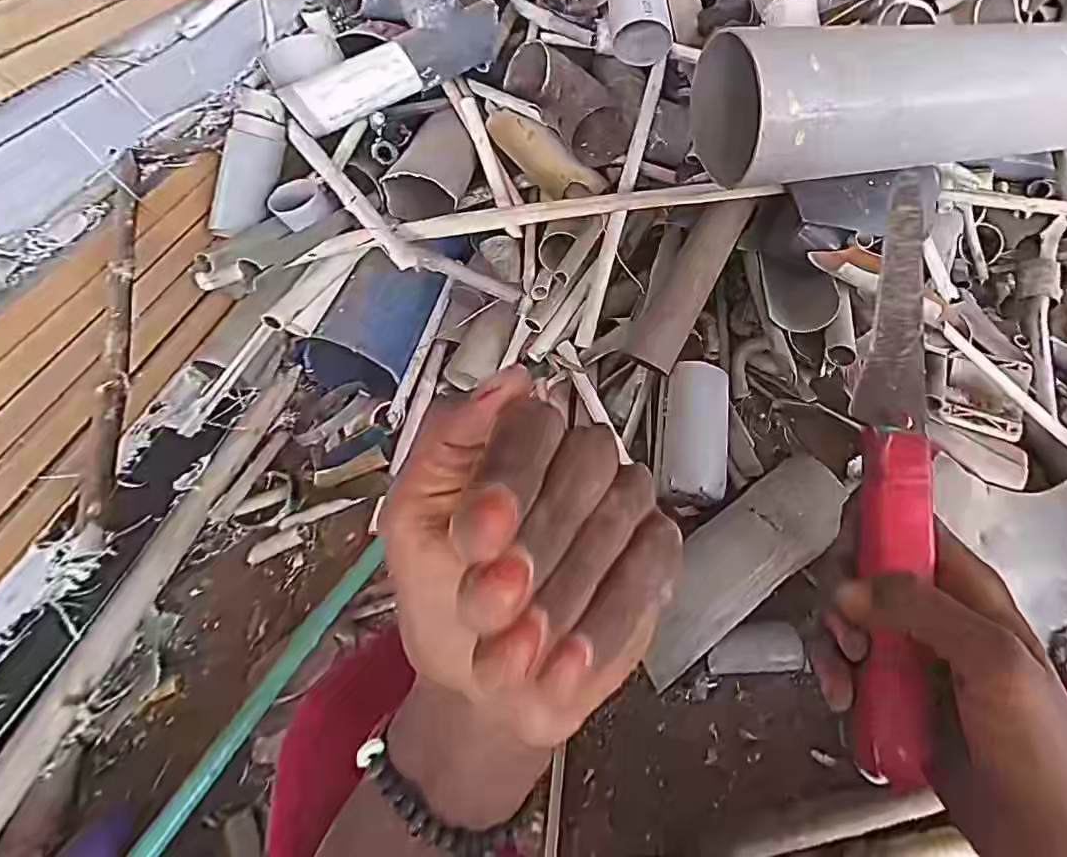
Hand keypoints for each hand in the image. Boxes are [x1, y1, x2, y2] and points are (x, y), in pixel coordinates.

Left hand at [382, 366, 682, 748]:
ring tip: (513, 652)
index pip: (533, 423)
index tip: (476, 537)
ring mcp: (624, 503)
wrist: (477, 681)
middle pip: (585, 462)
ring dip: (563, 591)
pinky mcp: (655, 554)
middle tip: (488, 602)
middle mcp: (578, 459)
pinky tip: (563, 663)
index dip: (509, 476)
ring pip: (616, 518)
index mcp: (519, 439)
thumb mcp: (411, 518)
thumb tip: (503, 384)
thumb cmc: (444, 588)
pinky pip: (648, 570)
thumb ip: (444, 444)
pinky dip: (604, 622)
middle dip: (535, 541)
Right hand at [829, 524, 1066, 856]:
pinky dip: (834, 677)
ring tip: (848, 678)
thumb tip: (851, 588)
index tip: (847, 551)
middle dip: (841, 593)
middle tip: (850, 631)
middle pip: (860, 567)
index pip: (906, 524)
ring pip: (844, 615)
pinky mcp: (891, 694)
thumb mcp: (997, 663)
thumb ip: (925, 610)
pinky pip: (844, 665)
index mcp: (965, 588)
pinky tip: (846, 702)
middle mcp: (932, 612)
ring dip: (831, 641)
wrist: (1059, 849)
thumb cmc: (1052, 756)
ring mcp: (909, 653)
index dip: (869, 522)